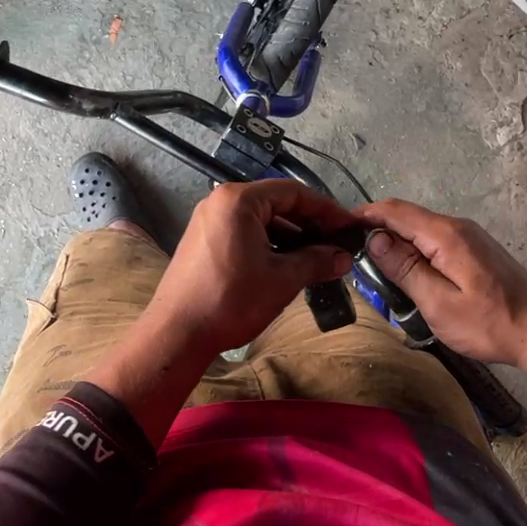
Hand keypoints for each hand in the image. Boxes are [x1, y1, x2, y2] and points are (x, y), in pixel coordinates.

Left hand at [148, 180, 356, 356]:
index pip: (294, 192)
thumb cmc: (231, 300)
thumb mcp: (282, 279)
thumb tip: (344, 258)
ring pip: (261, 221)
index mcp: (238, 200)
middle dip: (310, 224)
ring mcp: (209, 222)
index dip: (326, 209)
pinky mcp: (204, 242)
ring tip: (319, 259)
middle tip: (338, 244)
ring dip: (292, 237)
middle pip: (276, 203)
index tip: (349, 226)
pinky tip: (290, 265)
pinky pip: (245, 234)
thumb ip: (316, 262)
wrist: (178, 333)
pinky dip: (270, 245)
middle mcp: (220, 202)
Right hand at [354, 199, 526, 365]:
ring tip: (374, 271)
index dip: (364, 215)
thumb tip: (375, 239)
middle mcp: (457, 228)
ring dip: (396, 245)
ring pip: (420, 231)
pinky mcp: (475, 252)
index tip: (337, 228)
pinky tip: (407, 275)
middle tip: (350, 257)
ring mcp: (469, 238)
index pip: (395, 211)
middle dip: (376, 231)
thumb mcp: (439, 303)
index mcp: (446, 235)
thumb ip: (406, 269)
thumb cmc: (491, 324)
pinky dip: (414, 253)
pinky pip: (435, 243)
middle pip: (407, 218)